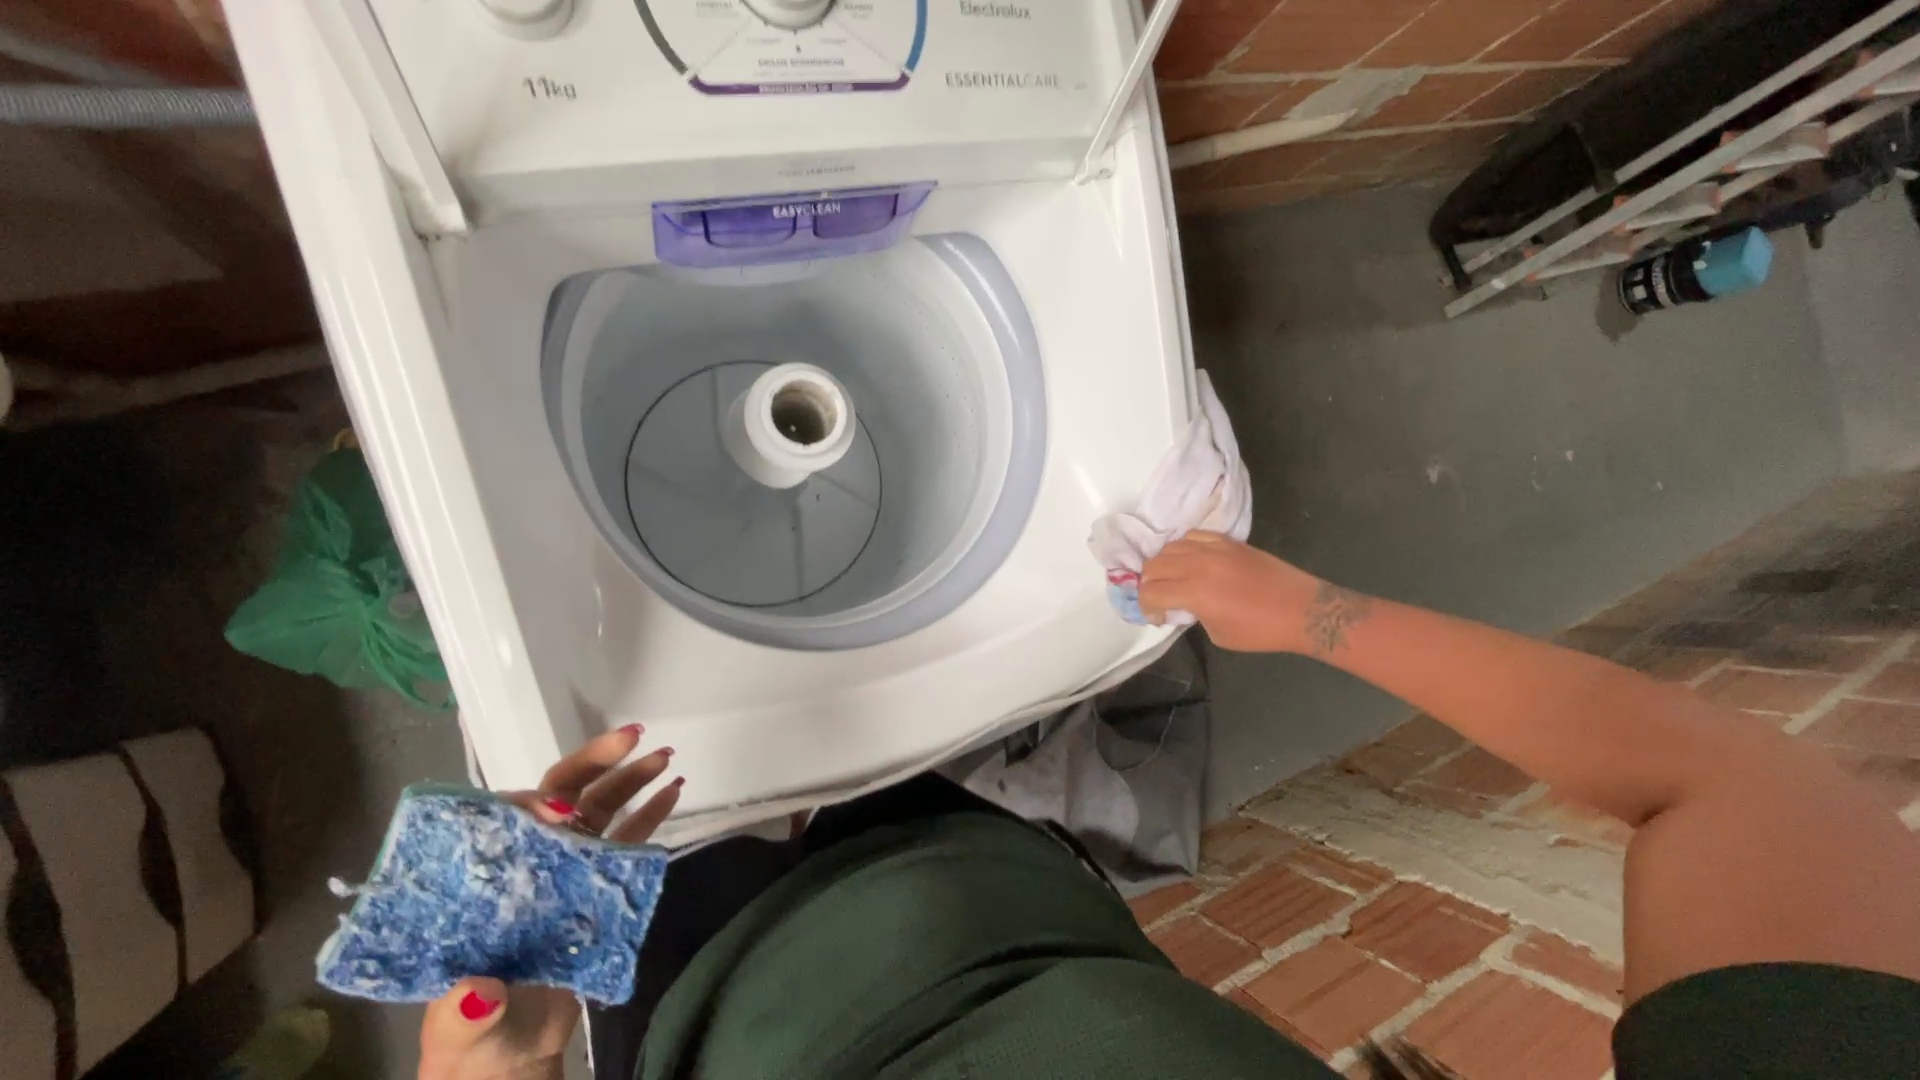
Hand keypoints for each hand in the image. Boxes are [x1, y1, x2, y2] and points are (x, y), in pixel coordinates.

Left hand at [417, 725, 680, 1079]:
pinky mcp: (601, 882)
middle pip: (561, 795)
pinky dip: (652, 810)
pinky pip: (630, 836)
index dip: (532, 807)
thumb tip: (478, 992)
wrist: (511, 1055)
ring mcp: (568, 867)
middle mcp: (529, 860)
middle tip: (631, 737)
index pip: (507, 821)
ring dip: (631, 776)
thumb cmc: (473, 1037)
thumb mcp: (463, 1029)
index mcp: (488, 879)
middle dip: (594, 762)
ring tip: (664, 754)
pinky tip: (675, 788)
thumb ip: (468, 1011)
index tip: (560, 815)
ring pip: (599, 806)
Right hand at [1139, 532, 1337, 653]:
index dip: (1146, 607)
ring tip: (1173, 579)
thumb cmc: (1261, 630)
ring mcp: (1213, 549)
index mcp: (1194, 592)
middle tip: (1159, 599)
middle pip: (1153, 565)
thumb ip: (1194, 615)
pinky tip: (1191, 561)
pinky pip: (1193, 536)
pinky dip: (1184, 548)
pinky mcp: (1228, 542)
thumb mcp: (1218, 634)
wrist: (1300, 609)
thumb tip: (1184, 605)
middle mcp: (1198, 565)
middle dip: (1149, 584)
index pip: (1150, 592)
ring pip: (1170, 547)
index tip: (1157, 617)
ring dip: (1164, 564)